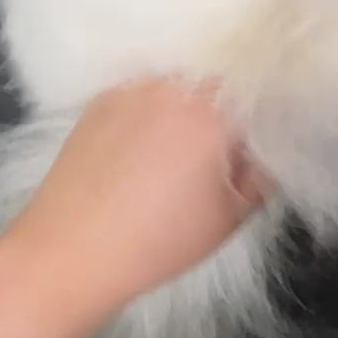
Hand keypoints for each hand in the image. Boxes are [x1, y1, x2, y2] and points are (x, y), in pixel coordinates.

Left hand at [6, 79, 266, 308]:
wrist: (67, 252)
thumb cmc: (158, 241)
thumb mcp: (228, 218)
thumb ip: (262, 176)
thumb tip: (270, 151)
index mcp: (214, 114)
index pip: (255, 94)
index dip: (259, 118)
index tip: (253, 143)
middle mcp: (176, 88)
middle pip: (216, 85)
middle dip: (222, 112)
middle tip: (213, 152)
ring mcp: (135, 88)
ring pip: (179, 85)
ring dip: (185, 107)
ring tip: (172, 152)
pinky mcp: (102, 97)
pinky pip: (143, 92)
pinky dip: (150, 110)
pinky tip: (138, 148)